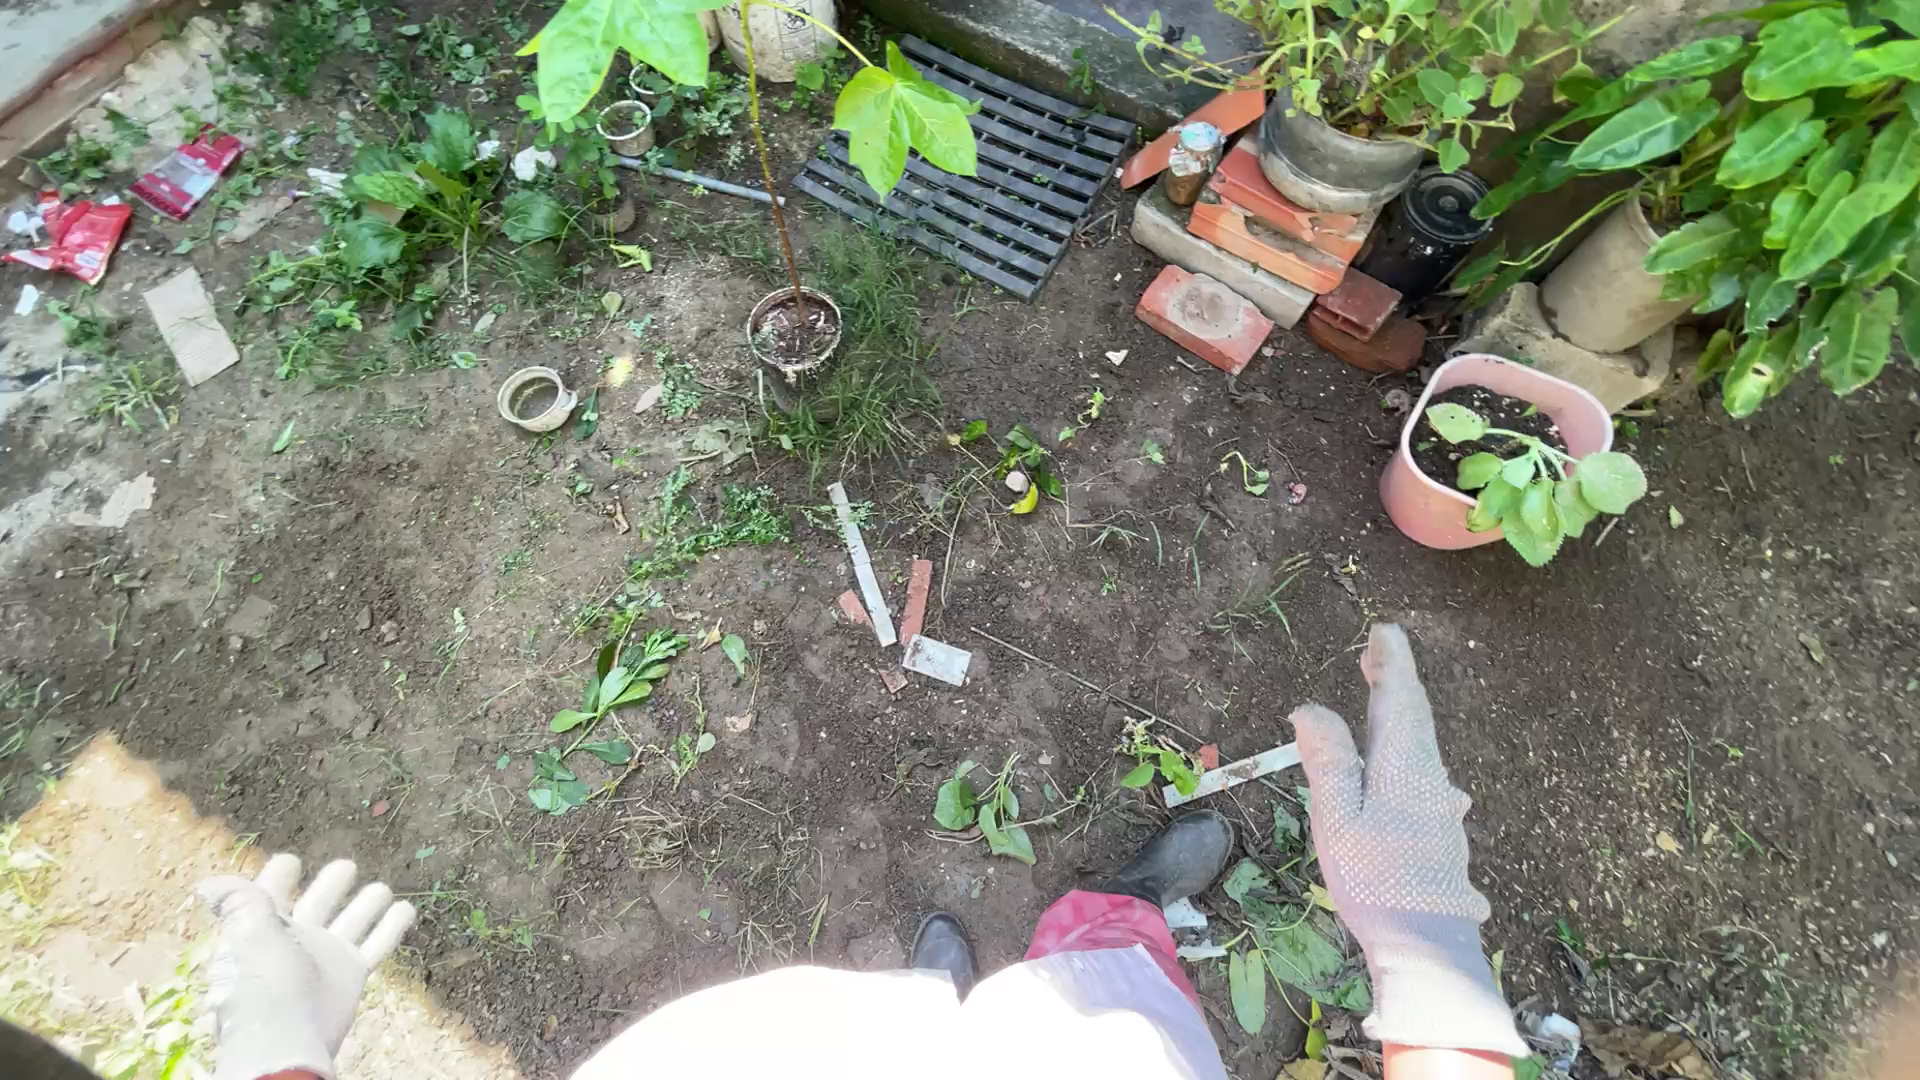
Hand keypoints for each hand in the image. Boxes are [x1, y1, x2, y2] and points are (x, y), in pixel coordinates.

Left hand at [197, 854, 416, 1079]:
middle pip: (320, 901)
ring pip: (354, 917)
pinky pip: (380, 941)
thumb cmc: (263, 992)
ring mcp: (327, 956)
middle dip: (332, 882)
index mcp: (264, 932)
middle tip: (344, 867)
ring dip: (368, 901)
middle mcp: (296, 941)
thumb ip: (241, 907)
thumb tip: (208, 884)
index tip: (289, 860)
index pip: (271, 896)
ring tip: (379, 889)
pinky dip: (394, 924)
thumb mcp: (252, 940)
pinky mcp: (353, 971)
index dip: (278, 878)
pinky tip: (406, 908)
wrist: (290, 1043)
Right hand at [1291, 624, 1525, 1057]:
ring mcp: (1441, 805)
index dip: (1393, 663)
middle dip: (1397, 680)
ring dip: (1402, 710)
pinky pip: (1422, 767)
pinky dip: (1405, 742)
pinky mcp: (1440, 827)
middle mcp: (1431, 779)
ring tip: (1381, 693)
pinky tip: (1397, 761)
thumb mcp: (1337, 818)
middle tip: (1376, 651)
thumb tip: (1309, 707)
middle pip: (1416, 717)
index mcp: (1405, 769)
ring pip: (1422, 744)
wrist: (1429, 949)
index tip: (1385, 630)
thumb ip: (1327, 760)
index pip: (1401, 702)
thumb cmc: (1376, 880)